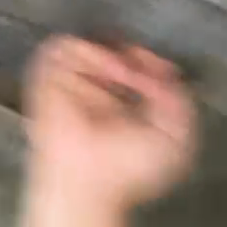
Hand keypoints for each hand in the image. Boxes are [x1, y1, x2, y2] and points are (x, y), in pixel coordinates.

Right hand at [24, 36, 196, 214]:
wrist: (90, 182)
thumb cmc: (129, 168)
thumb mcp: (176, 140)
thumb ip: (179, 102)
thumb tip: (163, 72)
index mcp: (122, 102)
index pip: (133, 64)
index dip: (149, 60)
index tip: (160, 68)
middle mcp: (94, 88)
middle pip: (108, 46)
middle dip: (126, 48)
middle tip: (138, 60)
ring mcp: (69, 82)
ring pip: (85, 44)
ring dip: (106, 50)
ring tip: (122, 69)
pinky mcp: (47, 78)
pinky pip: (60, 48)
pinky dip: (86, 51)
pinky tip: (105, 69)